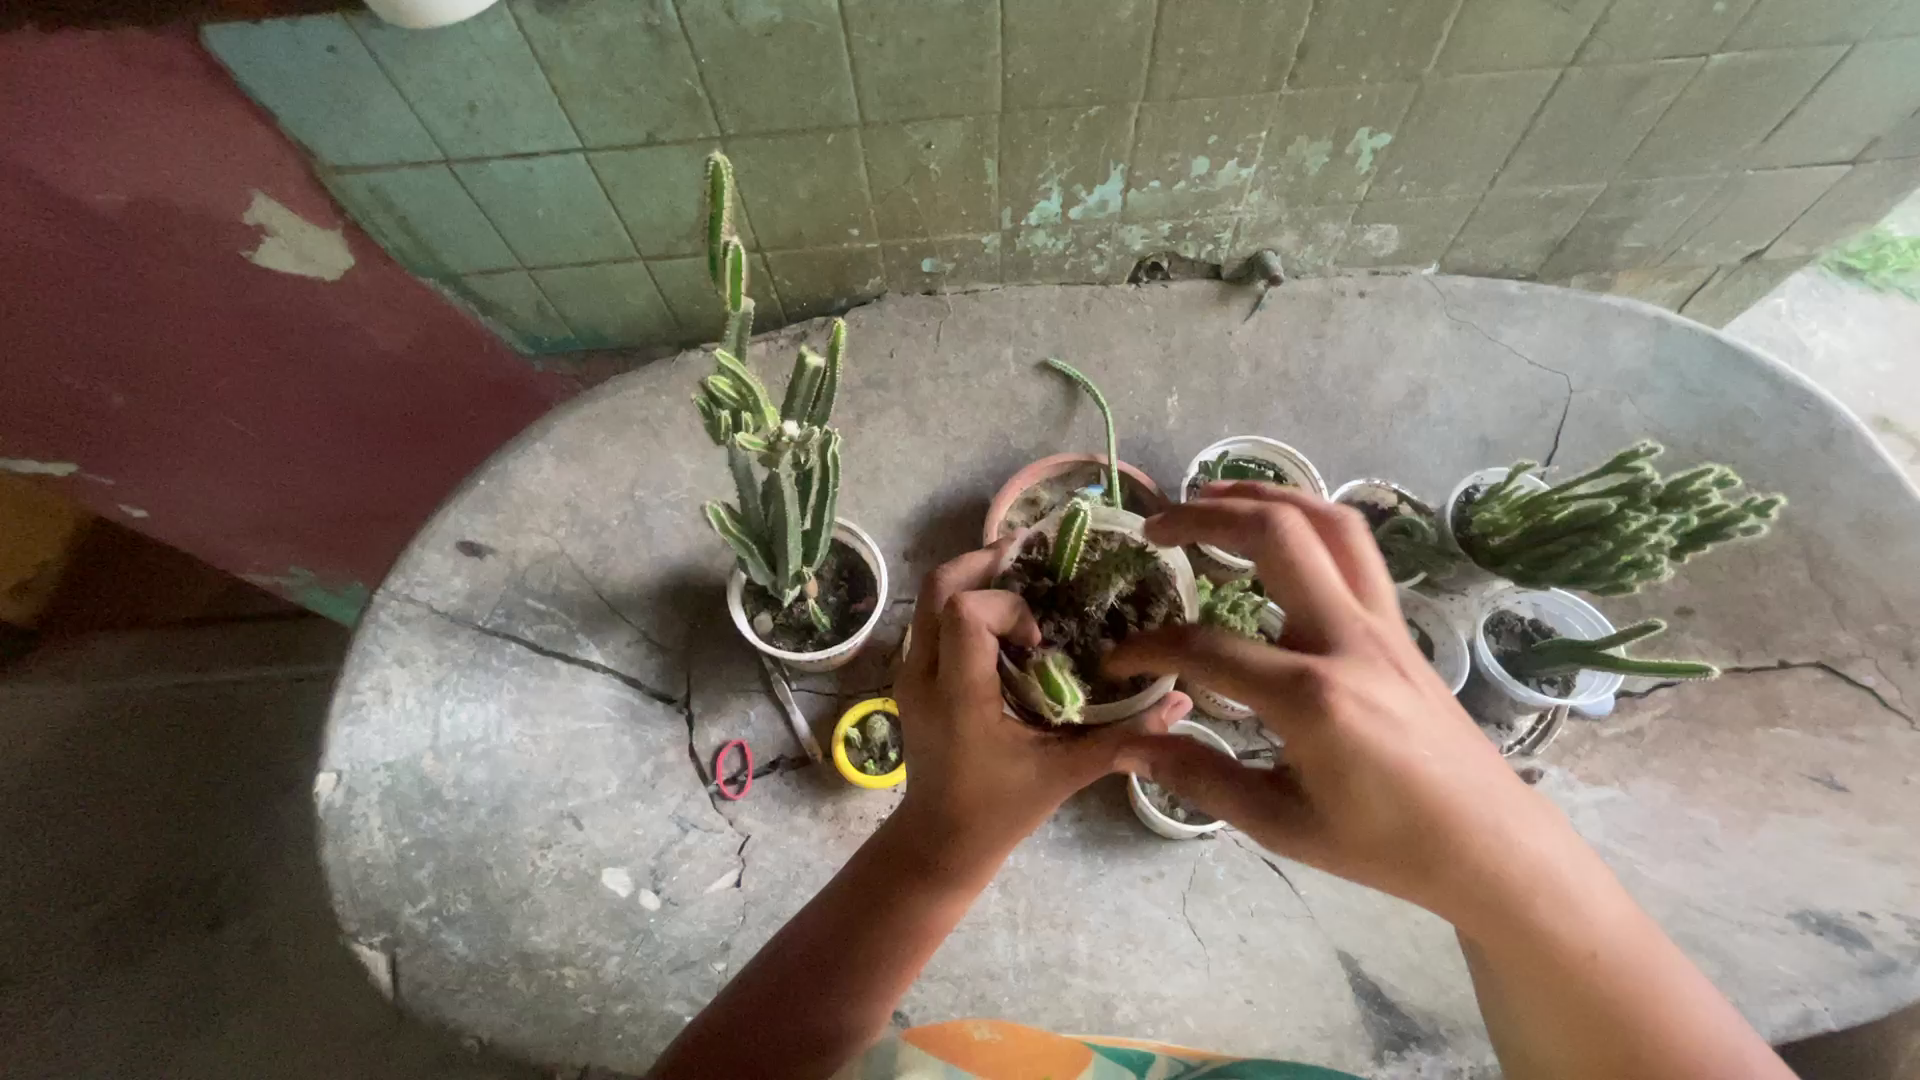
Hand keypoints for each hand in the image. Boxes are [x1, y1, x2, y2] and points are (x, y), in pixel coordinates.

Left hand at [893, 534, 1191, 861]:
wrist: (939, 840)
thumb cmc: (999, 810)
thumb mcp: (1064, 773)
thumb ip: (1123, 737)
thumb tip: (1179, 700)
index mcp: (958, 694)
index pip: (965, 611)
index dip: (1007, 607)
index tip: (1039, 638)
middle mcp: (923, 673)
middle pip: (939, 584)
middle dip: (984, 562)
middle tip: (1031, 560)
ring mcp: (909, 672)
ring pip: (929, 597)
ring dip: (973, 578)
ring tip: (1020, 579)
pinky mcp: (911, 676)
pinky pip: (931, 618)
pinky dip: (963, 602)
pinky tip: (1003, 618)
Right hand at [1108, 482, 1577, 931]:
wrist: (1489, 844)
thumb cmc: (1382, 844)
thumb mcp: (1280, 822)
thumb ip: (1198, 776)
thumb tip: (1126, 748)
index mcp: (1311, 698)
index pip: (1204, 649)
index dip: (1147, 648)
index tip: (1116, 661)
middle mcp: (1347, 639)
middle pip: (1275, 536)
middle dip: (1203, 518)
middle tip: (1155, 527)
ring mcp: (1380, 622)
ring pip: (1326, 522)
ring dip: (1262, 496)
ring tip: (1209, 496)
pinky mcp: (1396, 622)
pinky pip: (1352, 546)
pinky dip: (1305, 518)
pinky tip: (1273, 530)